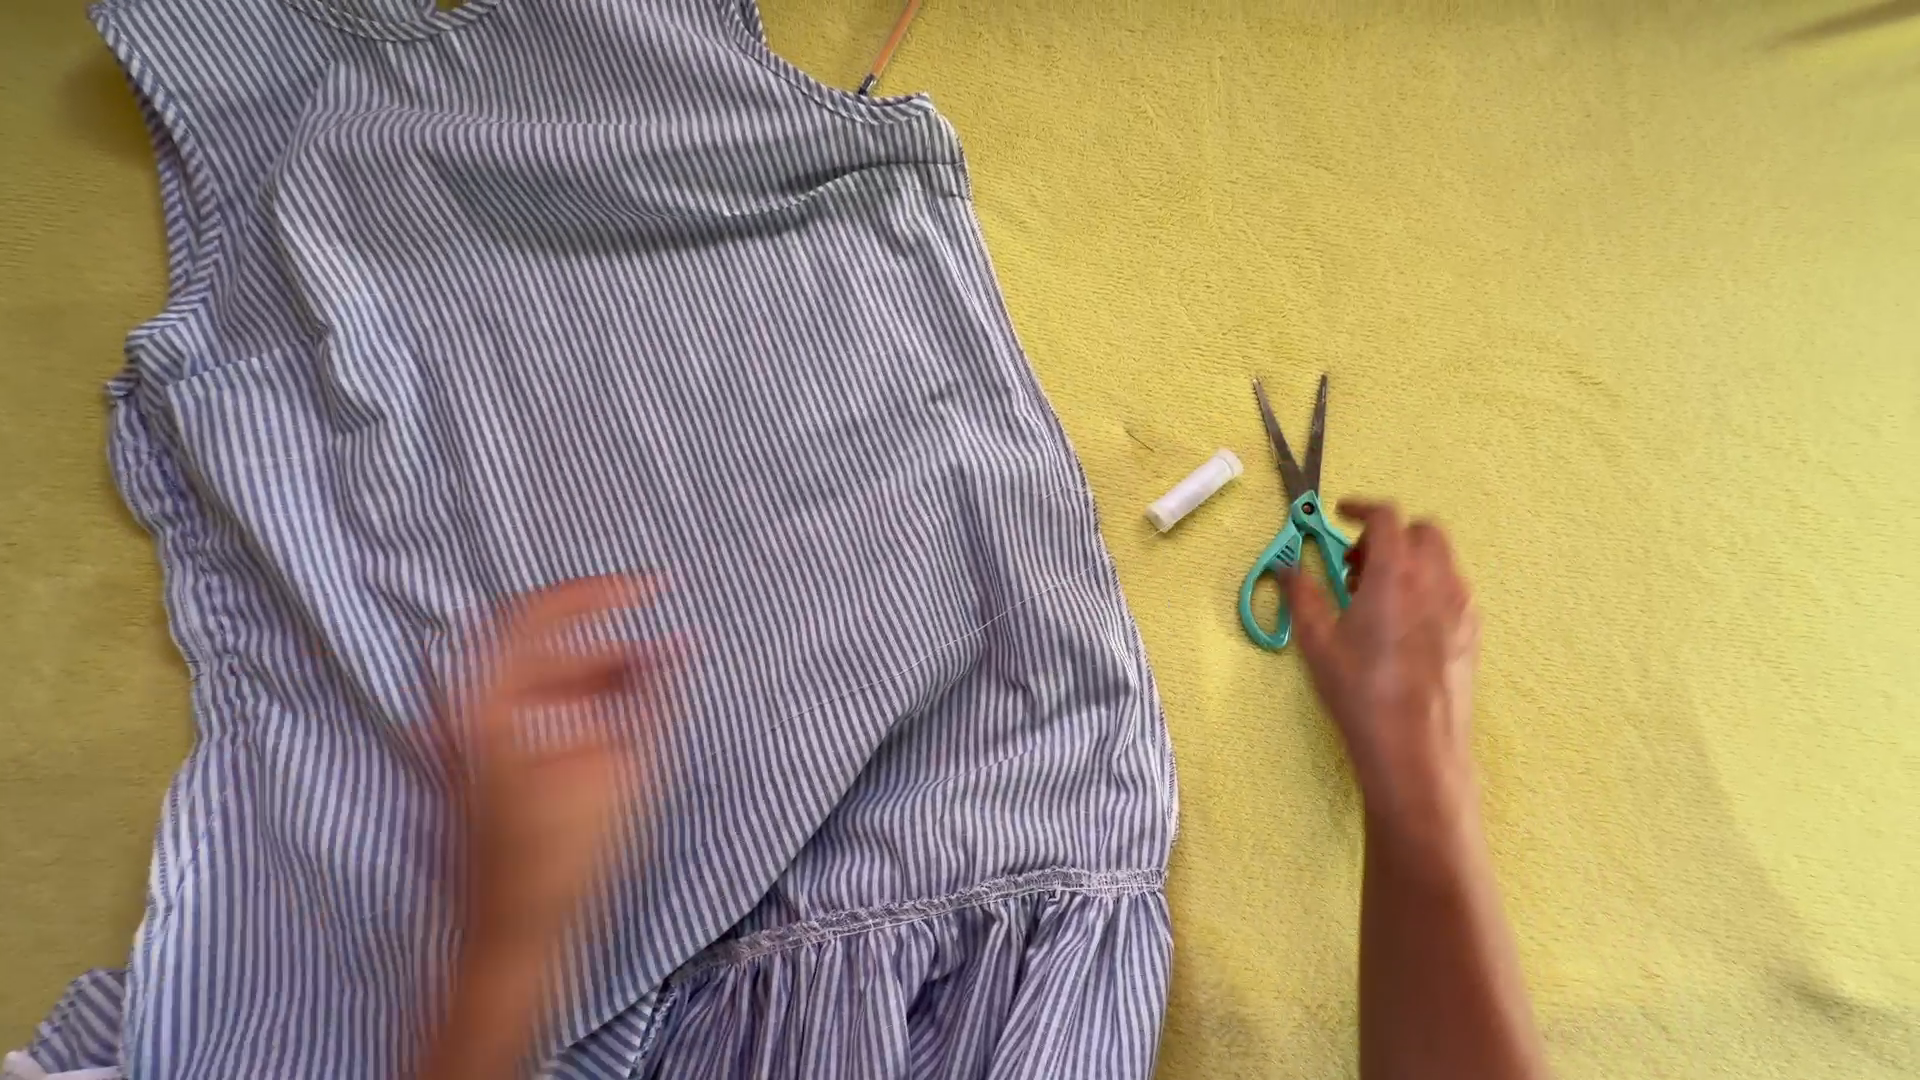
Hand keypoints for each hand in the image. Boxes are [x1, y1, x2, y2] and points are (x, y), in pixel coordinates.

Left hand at [447, 575, 668, 946]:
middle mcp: (460, 710)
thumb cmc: (568, 858)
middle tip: (654, 643)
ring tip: (646, 683)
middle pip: (534, 639)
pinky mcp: (467, 759)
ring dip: (590, 667)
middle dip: (602, 633)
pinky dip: (567, 695)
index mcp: (490, 703)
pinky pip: (519, 701)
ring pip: (529, 671)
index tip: (656, 586)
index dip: (604, 589)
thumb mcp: (628, 764)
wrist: (512, 940)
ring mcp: (456, 736)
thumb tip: (683, 638)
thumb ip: (656, 690)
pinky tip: (611, 716)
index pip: (542, 609)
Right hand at [1283, 501, 1481, 848]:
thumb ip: (1300, 595)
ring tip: (1375, 593)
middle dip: (1389, 534)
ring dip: (1409, 558)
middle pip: (1423, 531)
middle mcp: (1436, 582)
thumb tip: (1286, 569)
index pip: (1387, 517)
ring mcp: (1461, 608)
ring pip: (1441, 559)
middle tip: (1356, 561)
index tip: (1341, 516)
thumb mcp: (1315, 642)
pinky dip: (1427, 585)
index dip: (1361, 508)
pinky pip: (1452, 588)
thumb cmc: (1360, 692)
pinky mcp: (1471, 634)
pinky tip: (1400, 621)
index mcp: (1395, 575)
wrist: (1415, 749)